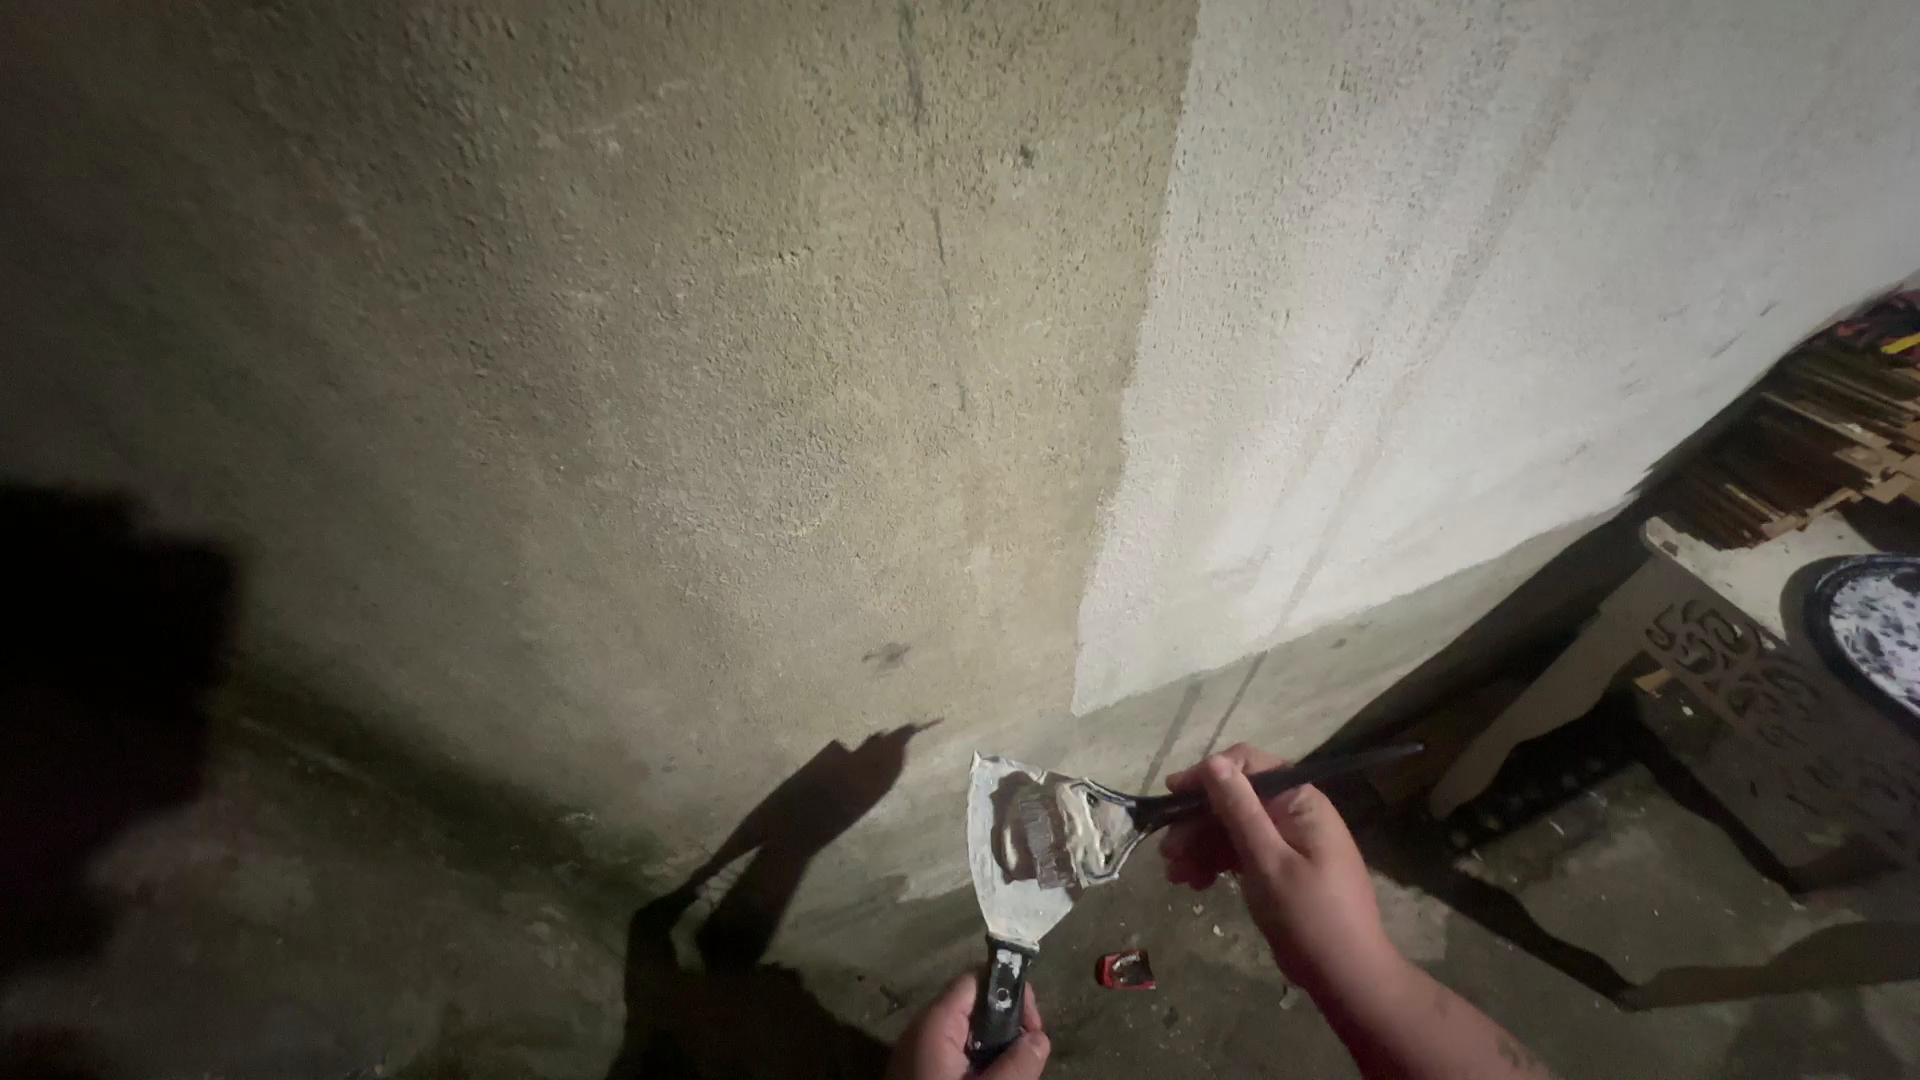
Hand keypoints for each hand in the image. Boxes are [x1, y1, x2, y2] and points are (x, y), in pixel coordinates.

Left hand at [884, 971, 1049, 1079]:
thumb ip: (1017, 1066)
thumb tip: (1040, 1038)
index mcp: (936, 1022)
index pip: (976, 979)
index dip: (1009, 991)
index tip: (1034, 1026)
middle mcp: (923, 1028)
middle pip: (974, 1005)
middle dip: (1007, 1026)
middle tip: (1029, 1059)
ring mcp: (917, 1053)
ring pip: (967, 1033)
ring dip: (995, 1050)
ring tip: (1015, 1076)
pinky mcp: (918, 1075)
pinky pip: (954, 1055)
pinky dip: (977, 1065)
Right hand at [1159, 743, 1402, 996]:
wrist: (1347, 980)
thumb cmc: (1311, 916)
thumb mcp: (1268, 861)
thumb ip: (1240, 810)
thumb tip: (1214, 762)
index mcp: (1298, 801)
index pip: (1247, 765)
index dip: (1208, 775)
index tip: (1174, 795)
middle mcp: (1291, 812)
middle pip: (1232, 800)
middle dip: (1196, 822)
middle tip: (1168, 850)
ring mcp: (1283, 840)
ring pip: (1229, 827)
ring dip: (1198, 845)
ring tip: (1174, 873)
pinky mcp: (1275, 866)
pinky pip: (1236, 851)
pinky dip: (1212, 862)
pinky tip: (1193, 882)